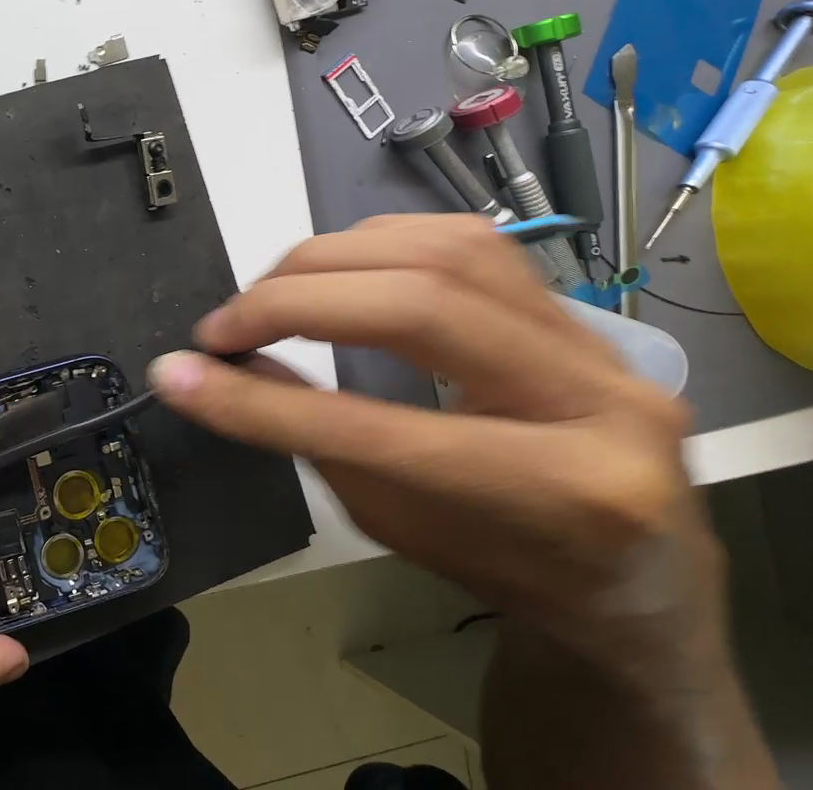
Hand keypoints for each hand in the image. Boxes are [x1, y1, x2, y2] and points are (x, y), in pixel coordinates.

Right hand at [145, 215, 712, 672]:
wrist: (635, 570)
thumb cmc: (499, 565)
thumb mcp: (391, 522)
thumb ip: (312, 438)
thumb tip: (219, 366)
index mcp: (554, 493)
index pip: (372, 426)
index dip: (258, 399)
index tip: (177, 372)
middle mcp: (597, 402)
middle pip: (419, 304)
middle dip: (291, 303)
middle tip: (222, 327)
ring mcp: (597, 346)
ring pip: (447, 251)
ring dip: (330, 260)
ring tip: (270, 294)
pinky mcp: (576, 311)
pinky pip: (469, 241)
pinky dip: (377, 244)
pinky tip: (336, 271)